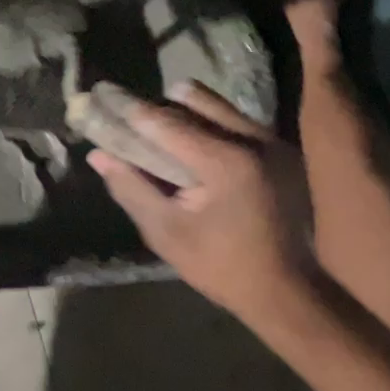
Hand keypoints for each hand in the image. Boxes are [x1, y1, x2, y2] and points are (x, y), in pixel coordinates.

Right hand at [88, 81, 312, 316]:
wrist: (291, 291)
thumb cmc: (223, 267)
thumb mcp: (167, 233)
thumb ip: (132, 189)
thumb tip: (99, 156)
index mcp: (225, 161)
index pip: (167, 123)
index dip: (132, 111)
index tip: (105, 99)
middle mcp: (253, 139)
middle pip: (195, 101)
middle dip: (160, 105)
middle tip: (131, 113)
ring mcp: (274, 143)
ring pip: (220, 108)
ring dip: (187, 110)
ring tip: (160, 125)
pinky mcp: (284, 151)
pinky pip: (238, 122)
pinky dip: (211, 124)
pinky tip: (195, 142)